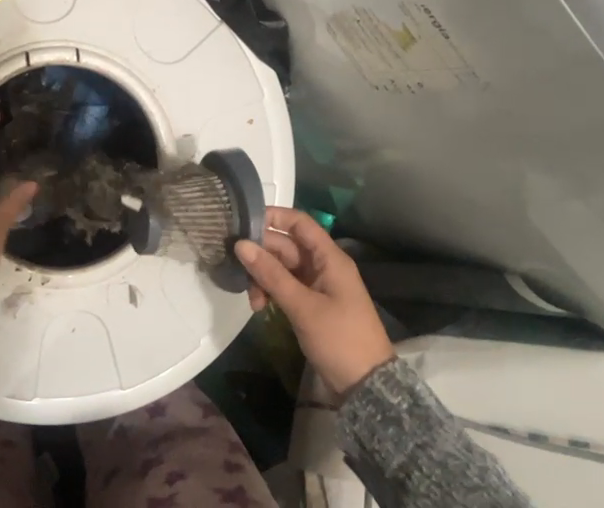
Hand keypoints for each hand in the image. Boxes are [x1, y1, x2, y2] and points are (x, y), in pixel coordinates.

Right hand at [235, 206, 394, 396]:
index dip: (272, 217)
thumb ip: (271, 274)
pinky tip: (259, 306)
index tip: (243, 224)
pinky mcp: (310, 304)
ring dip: (262, 277)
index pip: (298, 223)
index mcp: (329, 258)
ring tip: (252, 299)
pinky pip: (284, 286)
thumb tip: (240, 244)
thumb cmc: (340, 339)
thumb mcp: (303, 306)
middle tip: (237, 269)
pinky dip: (270, 291)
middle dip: (260, 255)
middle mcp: (322, 266)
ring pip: (281, 267)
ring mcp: (316, 285)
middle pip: (285, 246)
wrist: (366, 386)